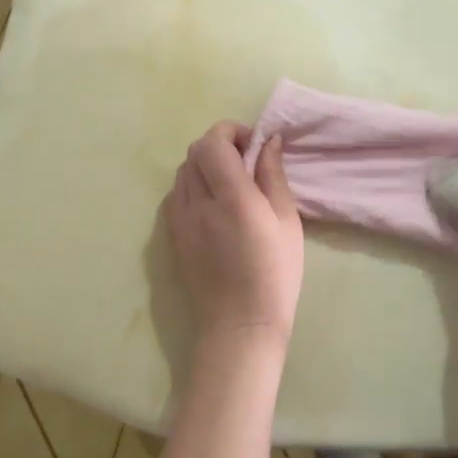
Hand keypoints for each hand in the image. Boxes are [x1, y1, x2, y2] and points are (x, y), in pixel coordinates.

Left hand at [162, 122, 303, 344]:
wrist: (239, 325)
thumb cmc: (275, 274)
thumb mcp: (286, 221)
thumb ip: (273, 176)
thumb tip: (268, 141)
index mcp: (232, 198)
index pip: (213, 143)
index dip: (230, 131)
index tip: (251, 142)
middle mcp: (198, 203)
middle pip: (194, 152)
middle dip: (219, 145)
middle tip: (244, 160)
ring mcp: (179, 221)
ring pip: (182, 172)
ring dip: (204, 165)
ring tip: (229, 183)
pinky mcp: (171, 237)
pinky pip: (176, 196)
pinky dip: (192, 187)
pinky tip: (212, 205)